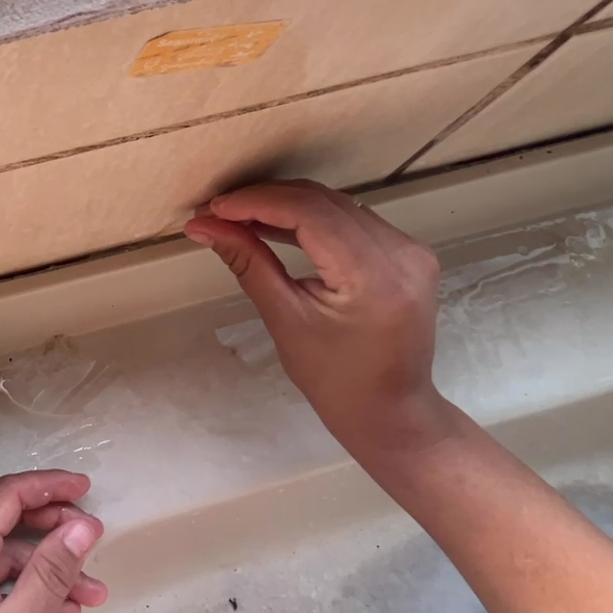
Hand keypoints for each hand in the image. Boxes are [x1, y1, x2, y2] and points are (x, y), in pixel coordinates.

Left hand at [0, 470, 108, 612]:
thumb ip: (51, 573)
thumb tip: (80, 527)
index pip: (7, 494)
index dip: (49, 486)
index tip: (83, 487)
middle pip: (3, 523)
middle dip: (53, 532)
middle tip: (91, 541)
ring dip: (43, 572)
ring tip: (87, 594)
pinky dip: (20, 592)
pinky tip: (54, 612)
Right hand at [183, 180, 453, 457]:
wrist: (390, 411)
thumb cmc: (333, 377)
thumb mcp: (283, 318)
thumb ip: (246, 261)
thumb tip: (202, 226)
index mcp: (373, 275)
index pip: (309, 213)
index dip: (257, 202)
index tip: (213, 209)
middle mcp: (401, 252)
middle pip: (322, 201)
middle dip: (265, 200)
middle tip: (217, 212)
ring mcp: (409, 250)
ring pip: (335, 204)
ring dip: (284, 205)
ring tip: (237, 217)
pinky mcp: (406, 253)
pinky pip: (349, 218)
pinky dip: (308, 217)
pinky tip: (274, 225)